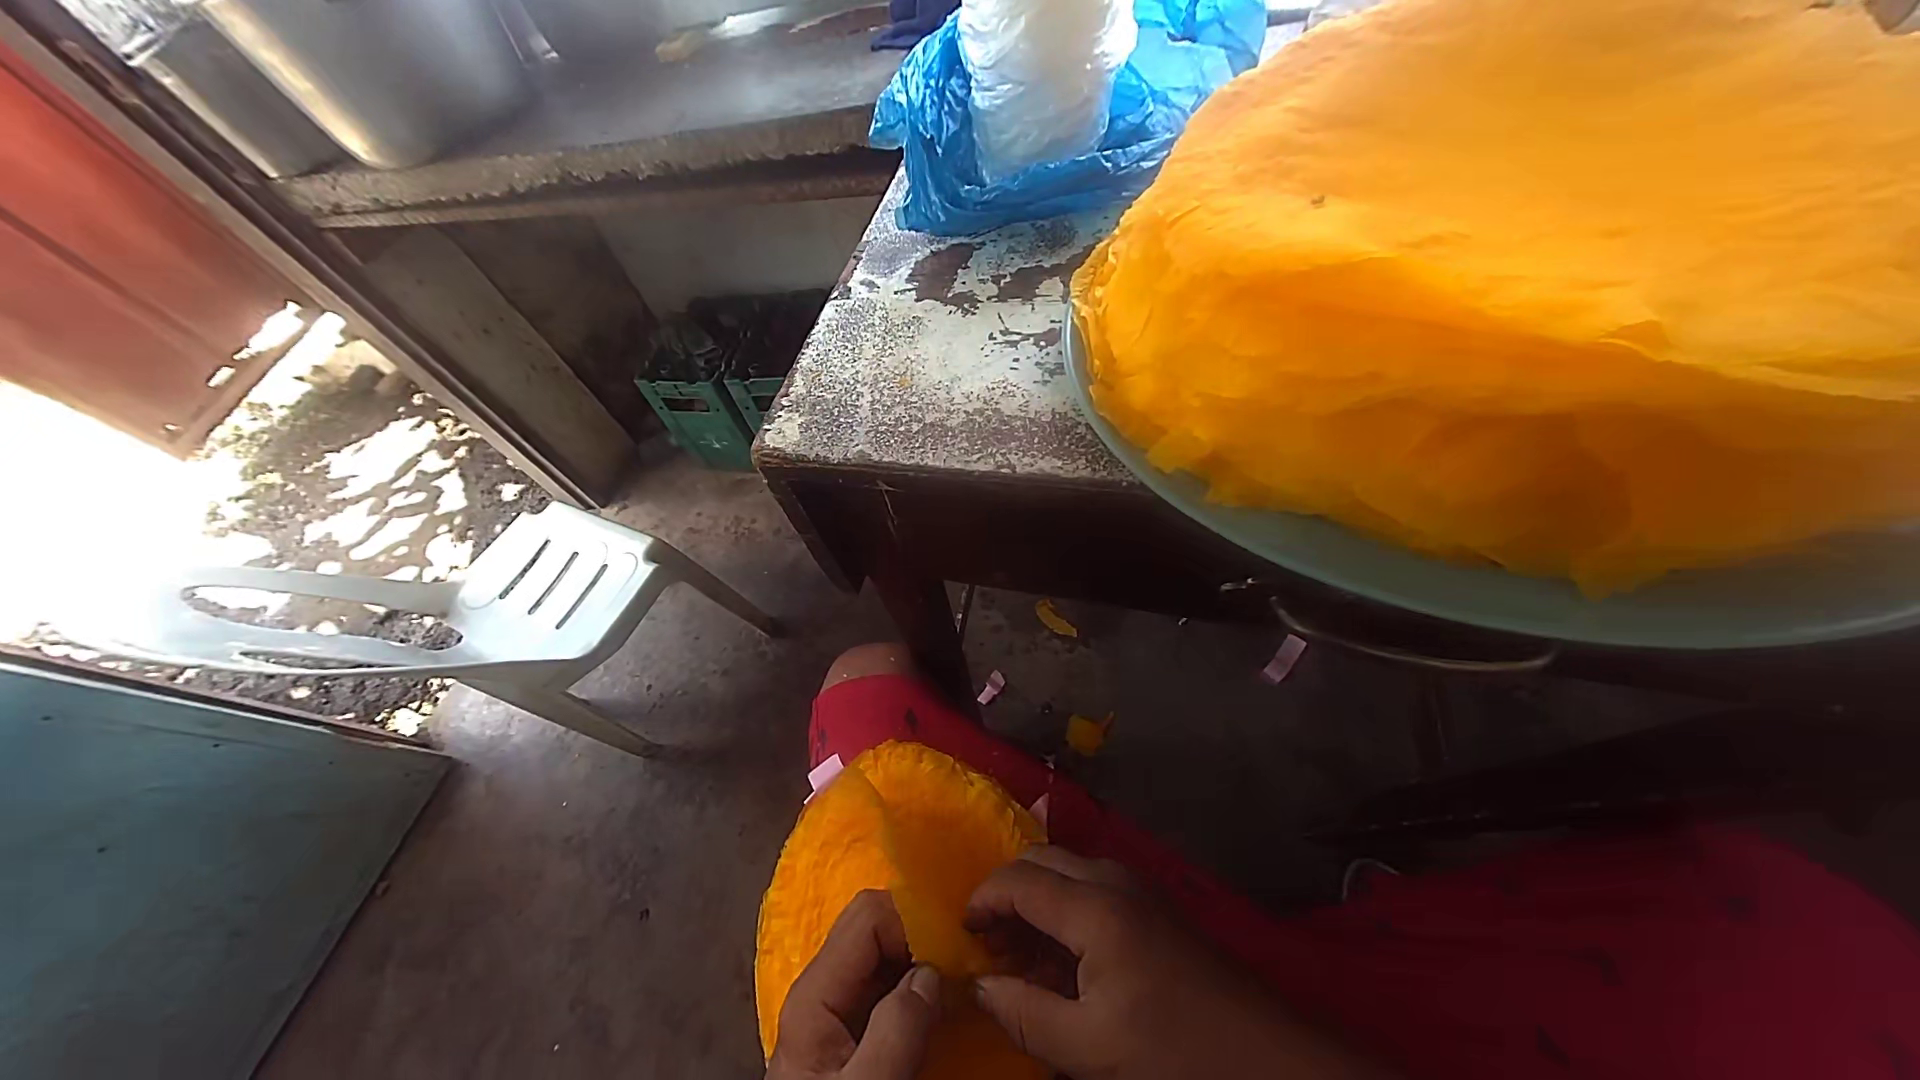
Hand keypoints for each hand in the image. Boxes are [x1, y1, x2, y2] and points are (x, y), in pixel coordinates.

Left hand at [767, 889, 942, 1079]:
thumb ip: (896, 1031)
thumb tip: (931, 974)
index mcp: (815, 992)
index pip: (868, 914)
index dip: (911, 923)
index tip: (952, 951)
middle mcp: (822, 988)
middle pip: (875, 926)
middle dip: (919, 935)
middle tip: (960, 963)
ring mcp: (836, 1010)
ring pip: (885, 955)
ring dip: (922, 959)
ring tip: (959, 980)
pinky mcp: (852, 1033)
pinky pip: (889, 987)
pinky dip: (917, 985)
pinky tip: (941, 1003)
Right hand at [966, 847, 1389, 1079]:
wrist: (1269, 1056)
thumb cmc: (1175, 1050)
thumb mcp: (1091, 1047)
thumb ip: (1025, 1013)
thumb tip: (979, 984)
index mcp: (1094, 907)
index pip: (1017, 880)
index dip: (982, 900)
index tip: (963, 934)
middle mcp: (1113, 879)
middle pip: (1040, 860)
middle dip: (1007, 892)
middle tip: (992, 944)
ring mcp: (1138, 886)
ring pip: (1067, 869)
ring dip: (1037, 898)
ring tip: (1024, 953)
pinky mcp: (1155, 902)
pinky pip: (1092, 883)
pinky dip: (1065, 905)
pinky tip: (1067, 955)